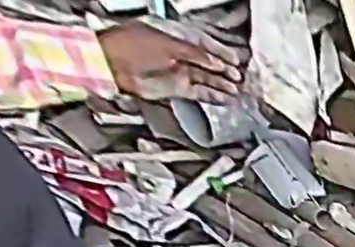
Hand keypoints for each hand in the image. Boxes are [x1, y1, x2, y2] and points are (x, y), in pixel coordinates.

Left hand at [98, 19, 245, 102]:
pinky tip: (225, 99)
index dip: (220, 52)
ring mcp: (179, 73)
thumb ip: (194, 54)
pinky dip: (213, 96)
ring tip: (236, 91)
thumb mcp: (167, 45)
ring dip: (222, 85)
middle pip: (208, 63)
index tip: (235, 60)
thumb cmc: (134, 47)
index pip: (203, 44)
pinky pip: (200, 93)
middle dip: (225, 70)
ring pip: (206, 79)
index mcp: (176, 38)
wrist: (115, 65)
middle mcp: (180, 55)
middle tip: (239, 77)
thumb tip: (216, 63)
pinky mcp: (178, 89)